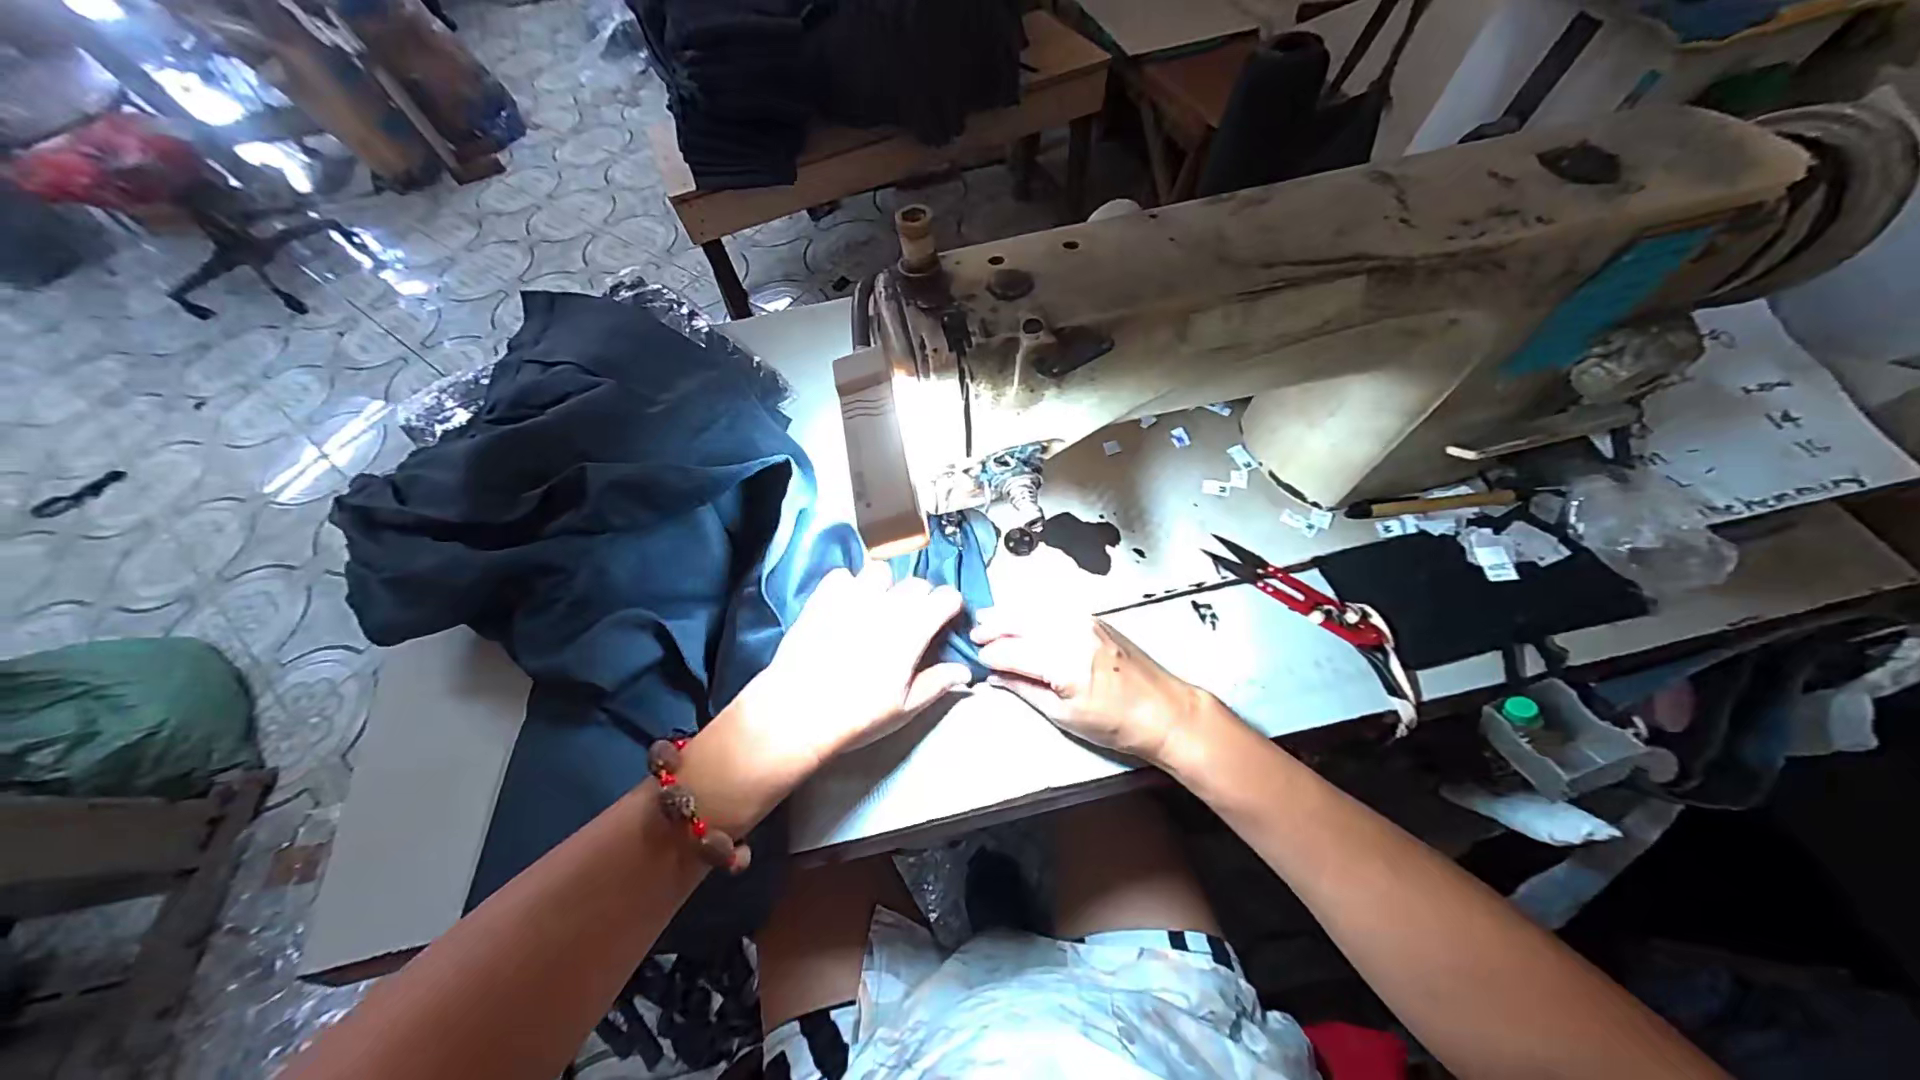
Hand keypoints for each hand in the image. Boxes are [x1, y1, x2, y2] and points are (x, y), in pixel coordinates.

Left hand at [738, 564, 971, 778]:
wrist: (797, 712)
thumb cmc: (855, 716)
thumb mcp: (904, 707)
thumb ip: (937, 683)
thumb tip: (963, 671)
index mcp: (913, 628)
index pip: (946, 595)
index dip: (949, 606)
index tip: (943, 620)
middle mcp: (886, 604)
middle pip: (916, 583)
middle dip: (920, 599)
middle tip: (910, 623)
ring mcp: (853, 596)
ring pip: (881, 571)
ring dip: (884, 586)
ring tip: (876, 608)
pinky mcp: (823, 596)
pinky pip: (843, 575)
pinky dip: (848, 585)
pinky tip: (845, 606)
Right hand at [969, 608, 1218, 768]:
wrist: (1163, 710)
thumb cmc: (1118, 722)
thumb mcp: (1063, 715)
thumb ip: (1024, 689)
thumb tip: (996, 677)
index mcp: (1063, 660)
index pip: (1012, 650)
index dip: (990, 655)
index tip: (978, 660)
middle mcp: (1072, 632)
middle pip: (1020, 620)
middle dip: (994, 627)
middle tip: (975, 637)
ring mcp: (1084, 620)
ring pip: (1034, 609)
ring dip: (1010, 615)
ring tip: (990, 624)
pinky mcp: (1093, 618)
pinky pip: (1052, 608)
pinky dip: (1031, 611)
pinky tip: (1022, 619)